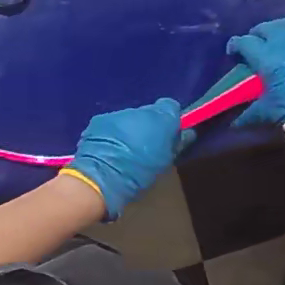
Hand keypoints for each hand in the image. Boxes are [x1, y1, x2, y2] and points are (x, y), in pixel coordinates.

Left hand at [63, 98, 194, 219]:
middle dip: (147, 125)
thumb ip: (176, 143)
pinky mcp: (98, 120)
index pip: (171, 106)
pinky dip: (111, 133)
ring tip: (124, 149)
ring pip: (128, 117)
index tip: (167, 134)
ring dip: (128, 129)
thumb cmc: (138, 174)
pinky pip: (110, 123)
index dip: (169, 119)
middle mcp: (139, 110)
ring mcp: (116, 113)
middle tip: (145, 145)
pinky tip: (108, 148)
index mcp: (161, 119)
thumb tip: (187, 133)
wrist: (100, 177)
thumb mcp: (166, 162)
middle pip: (148, 112)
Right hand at [226, 8, 284, 131]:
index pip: (245, 43)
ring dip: (282, 25)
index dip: (236, 45)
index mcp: (266, 59)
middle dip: (258, 33)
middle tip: (256, 41)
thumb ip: (249, 112)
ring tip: (279, 30)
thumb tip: (234, 124)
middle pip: (267, 28)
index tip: (234, 51)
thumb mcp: (266, 111)